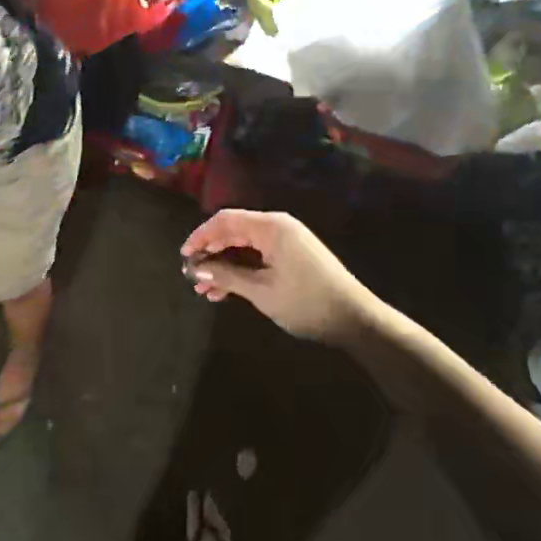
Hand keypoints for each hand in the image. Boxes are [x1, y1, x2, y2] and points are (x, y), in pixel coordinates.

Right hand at [180, 209, 390, 342]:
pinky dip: (240, 270)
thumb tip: (197, 268)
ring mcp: (287, 242)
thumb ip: (227, 276)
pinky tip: (225, 290)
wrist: (356, 320)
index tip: (184, 255)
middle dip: (210, 252)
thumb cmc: (307, 302)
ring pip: (244, 246)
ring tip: (205, 288)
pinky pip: (257, 256)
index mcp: (272, 228)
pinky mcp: (292, 256)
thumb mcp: (262, 291)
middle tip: (192, 274)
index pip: (226, 220)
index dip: (201, 235)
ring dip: (223, 265)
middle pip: (233, 231)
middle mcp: (278, 228)